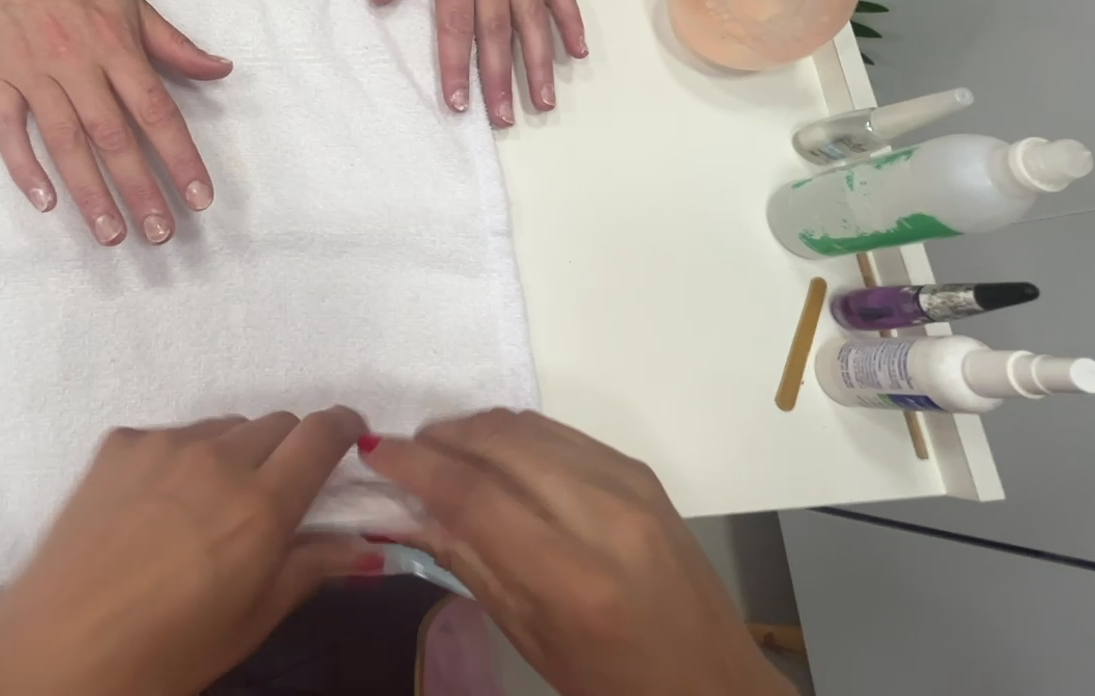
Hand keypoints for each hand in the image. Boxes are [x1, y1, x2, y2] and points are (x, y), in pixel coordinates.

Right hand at [0, 0, 231, 245]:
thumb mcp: (133, 4)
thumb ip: (175, 45)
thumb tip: (223, 70)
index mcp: (116, 46)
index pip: (155, 110)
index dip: (179, 156)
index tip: (198, 197)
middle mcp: (77, 64)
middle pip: (113, 136)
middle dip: (139, 189)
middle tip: (159, 234)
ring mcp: (34, 74)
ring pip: (64, 142)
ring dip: (88, 192)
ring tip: (111, 235)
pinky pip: (7, 130)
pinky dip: (23, 167)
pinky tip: (45, 203)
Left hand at [0, 409, 375, 695]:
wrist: (58, 649)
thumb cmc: (167, 653)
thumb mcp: (251, 620)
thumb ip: (311, 567)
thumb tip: (368, 546)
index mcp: (259, 506)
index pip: (319, 435)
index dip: (343, 427)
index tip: (350, 436)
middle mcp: (217, 459)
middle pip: (276, 423)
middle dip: (288, 449)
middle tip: (270, 495)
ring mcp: (164, 443)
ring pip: (224, 427)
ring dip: (233, 453)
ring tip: (205, 506)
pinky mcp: (122, 440)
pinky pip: (172, 435)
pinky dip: (180, 458)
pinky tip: (154, 506)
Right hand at [361, 410, 792, 695]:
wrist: (718, 688)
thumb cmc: (612, 682)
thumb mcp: (527, 635)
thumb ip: (464, 558)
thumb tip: (406, 505)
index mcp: (575, 578)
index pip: (474, 495)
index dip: (416, 465)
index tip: (376, 452)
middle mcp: (605, 517)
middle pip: (498, 441)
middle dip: (440, 435)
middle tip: (407, 449)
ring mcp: (629, 485)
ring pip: (526, 424)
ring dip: (473, 426)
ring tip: (444, 448)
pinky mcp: (639, 469)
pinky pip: (556, 430)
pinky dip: (512, 431)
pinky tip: (493, 451)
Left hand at [373, 0, 587, 125]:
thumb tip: (379, 1)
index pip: (455, 25)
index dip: (456, 66)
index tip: (458, 102)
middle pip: (497, 32)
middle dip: (499, 79)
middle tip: (502, 119)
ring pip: (532, 21)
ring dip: (538, 64)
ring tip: (542, 102)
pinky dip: (571, 22)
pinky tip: (577, 53)